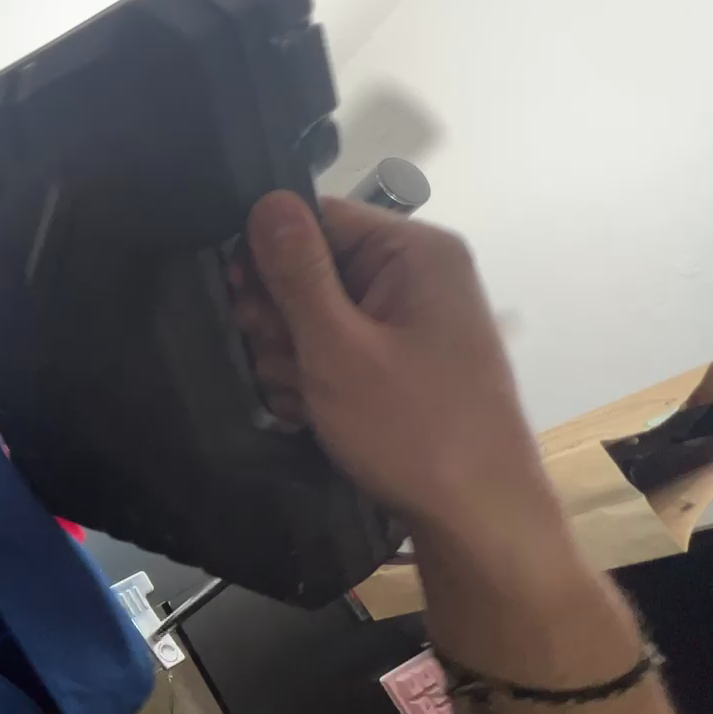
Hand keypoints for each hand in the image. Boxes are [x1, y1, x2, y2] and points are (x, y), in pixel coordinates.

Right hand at [230, 192, 561, 542]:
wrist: (470, 512)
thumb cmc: (409, 427)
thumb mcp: (338, 347)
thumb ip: (297, 274)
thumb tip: (265, 202)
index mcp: (411, 253)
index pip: (315, 219)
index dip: (266, 257)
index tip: (242, 303)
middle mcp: (410, 278)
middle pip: (307, 272)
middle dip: (280, 320)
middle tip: (287, 362)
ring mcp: (401, 324)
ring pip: (309, 319)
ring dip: (290, 359)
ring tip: (308, 398)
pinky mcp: (390, 363)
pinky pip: (328, 353)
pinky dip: (311, 381)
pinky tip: (315, 412)